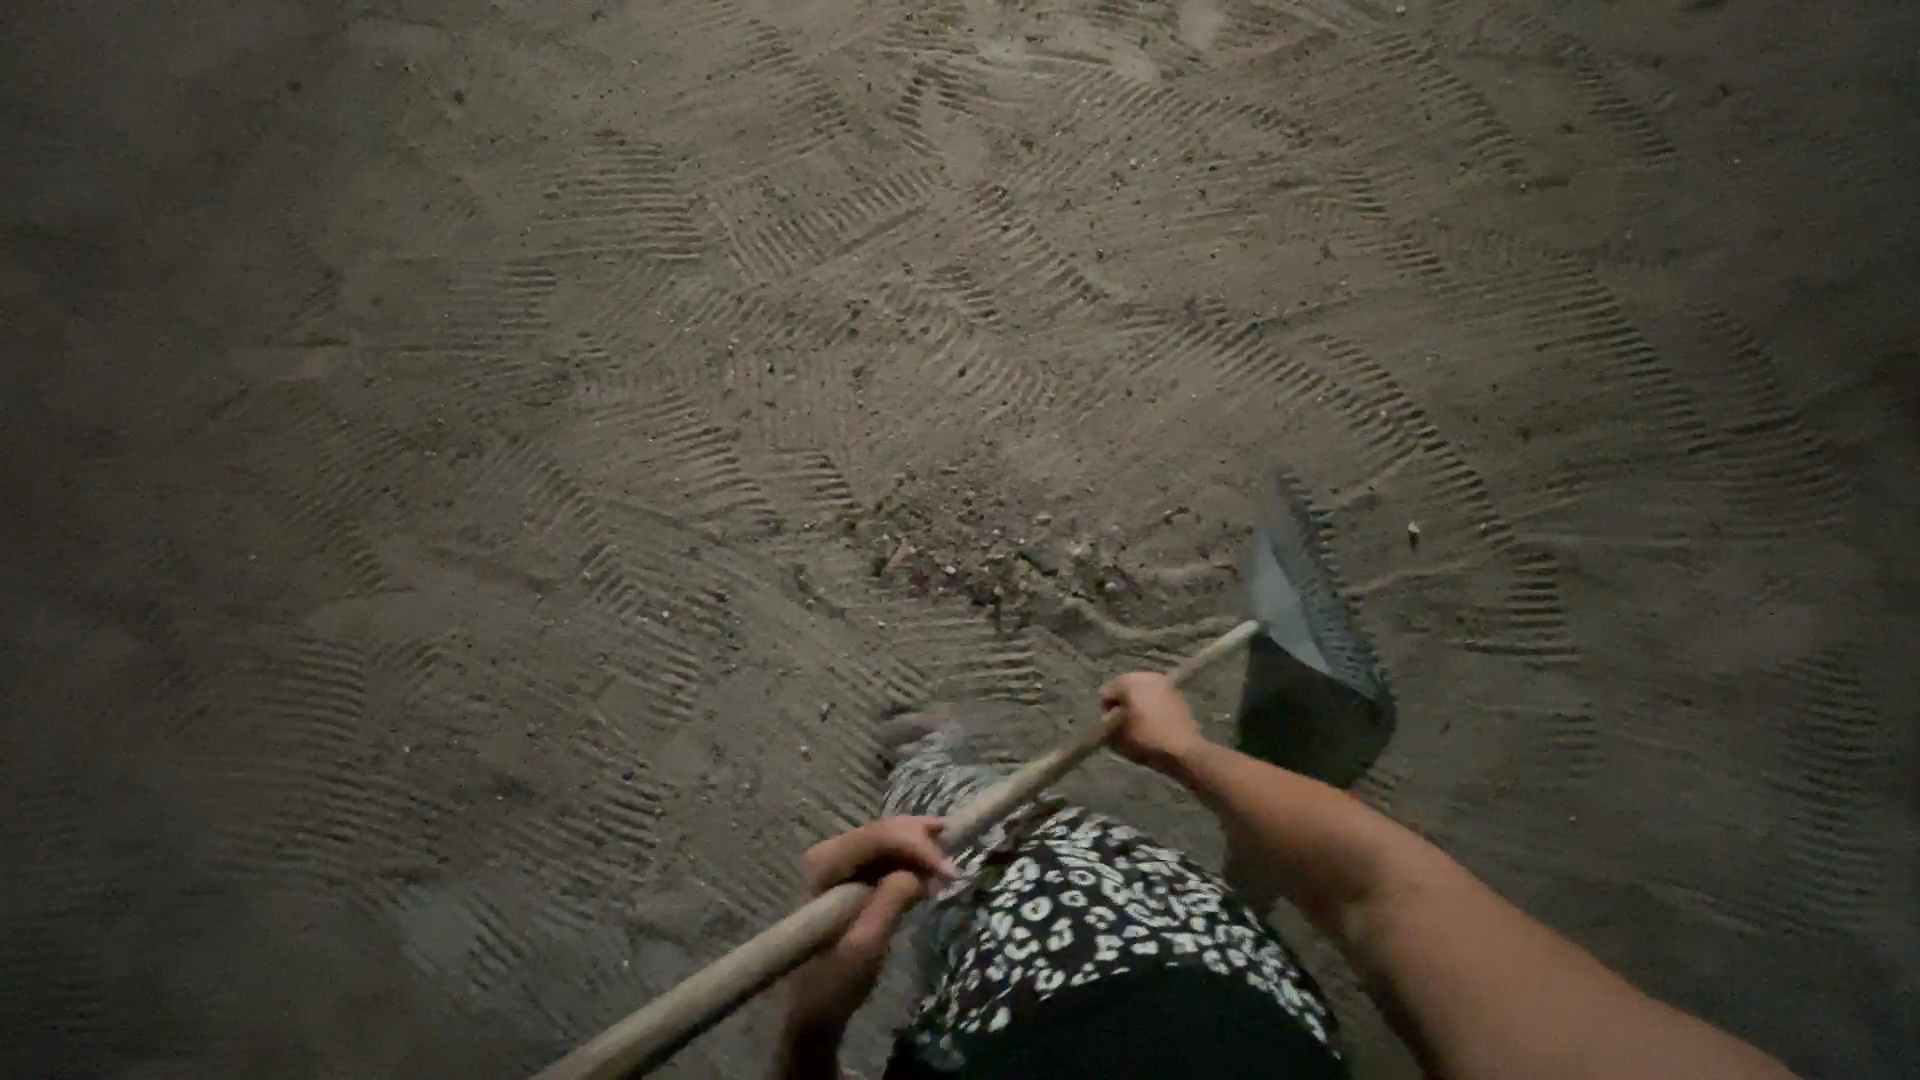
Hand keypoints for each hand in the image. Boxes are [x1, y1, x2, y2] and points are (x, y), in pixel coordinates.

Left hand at [783, 817, 956, 1040]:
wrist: (813, 1010)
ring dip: (922, 847)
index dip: (918, 846)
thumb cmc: (833, 982)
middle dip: (924, 841)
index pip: (879, 836)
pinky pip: (889, 854)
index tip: (952, 873)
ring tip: (951, 859)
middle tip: (956, 862)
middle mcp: (830, 852)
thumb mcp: (865, 946)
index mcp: (825, 864)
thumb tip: (921, 871)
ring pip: (890, 838)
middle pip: (887, 830)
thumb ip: (891, 900)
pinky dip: (914, 857)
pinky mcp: (852, 875)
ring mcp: (841, 861)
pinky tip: (934, 865)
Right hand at [1102, 672, 1206, 769]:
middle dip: (1122, 704)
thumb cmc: (1146, 739)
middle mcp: (1146, 676)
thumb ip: (1106, 726)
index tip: (1108, 727)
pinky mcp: (1178, 695)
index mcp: (1128, 682)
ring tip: (1138, 724)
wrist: (1184, 750)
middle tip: (1121, 724)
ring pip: (1143, 692)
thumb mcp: (1117, 737)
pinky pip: (1157, 698)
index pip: (1106, 693)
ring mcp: (1165, 684)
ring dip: (1137, 704)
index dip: (1105, 711)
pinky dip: (1152, 707)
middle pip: (1125, 688)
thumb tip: (1108, 721)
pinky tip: (1153, 723)